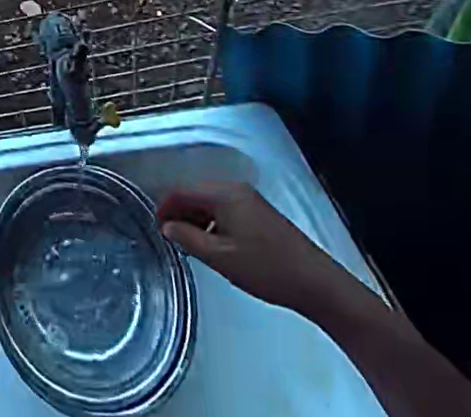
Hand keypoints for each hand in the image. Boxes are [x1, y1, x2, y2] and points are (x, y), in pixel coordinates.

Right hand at [157, 183, 373, 322]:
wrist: (315, 282)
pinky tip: (212, 242)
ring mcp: (249, 198)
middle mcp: (235, 188)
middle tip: (169, 236)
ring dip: (195, 217)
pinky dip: (212, 220)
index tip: (155, 226)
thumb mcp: (220, 257)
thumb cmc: (265, 268)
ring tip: (189, 243)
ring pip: (210, 200)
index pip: (182, 190)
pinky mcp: (258, 211)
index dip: (165, 206)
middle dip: (179, 211)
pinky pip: (224, 207)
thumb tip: (167, 226)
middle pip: (196, 192)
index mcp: (224, 193)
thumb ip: (188, 238)